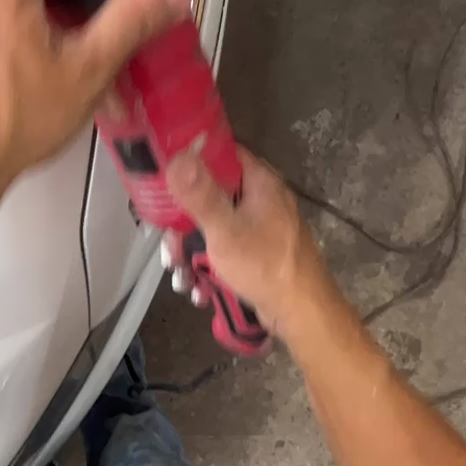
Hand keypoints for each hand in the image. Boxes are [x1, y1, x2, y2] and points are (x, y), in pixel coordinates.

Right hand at [162, 145, 346, 339]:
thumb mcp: (226, 230)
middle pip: (212, 197)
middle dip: (185, 225)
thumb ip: (200, 195)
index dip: (191, 162)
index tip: (164, 179)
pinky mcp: (259, 254)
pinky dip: (210, 268)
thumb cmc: (265, 266)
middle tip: (170, 246)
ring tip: (182, 276)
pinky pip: (227, 252)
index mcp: (260, 183)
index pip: (222, 154)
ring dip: (193, 254)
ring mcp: (262, 229)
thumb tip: (177, 157)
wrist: (301, 311)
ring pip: (216, 229)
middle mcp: (262, 200)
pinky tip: (200, 289)